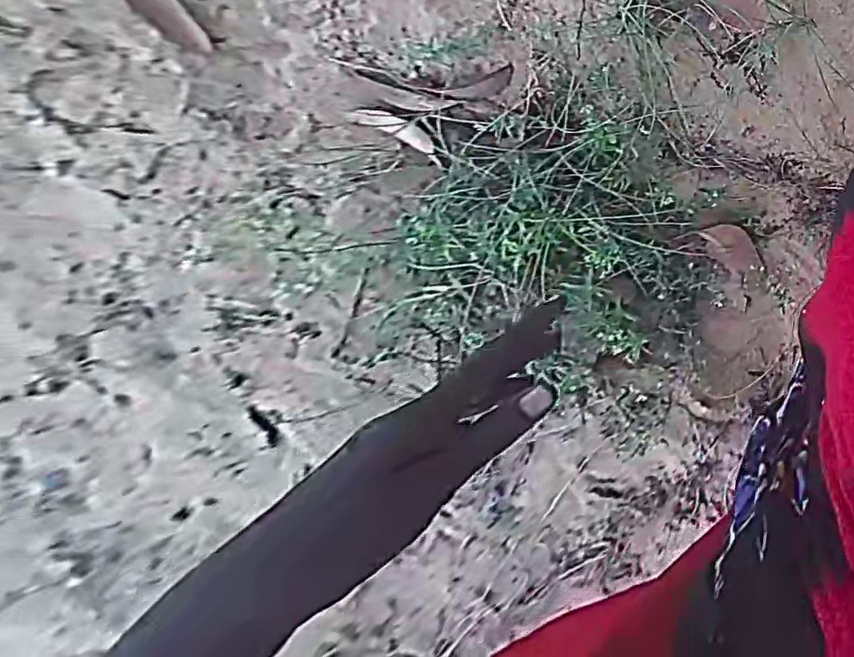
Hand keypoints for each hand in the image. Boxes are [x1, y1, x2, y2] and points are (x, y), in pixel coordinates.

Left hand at [112, 302, 561, 656]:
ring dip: (502, 380)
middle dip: (520, 351)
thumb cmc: (351, 533)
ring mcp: (394, 437)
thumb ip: (490, 435)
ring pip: (461, 397)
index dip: (526, 333)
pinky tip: (489, 417)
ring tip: (540, 369)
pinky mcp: (385, 458)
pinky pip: (446, 418)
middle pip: (475, 373)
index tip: (556, 305)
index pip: (487, 362)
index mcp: (423, 416)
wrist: (257, 583)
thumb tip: (546, 390)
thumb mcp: (433, 484)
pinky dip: (477, 408)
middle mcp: (409, 416)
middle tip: (560, 331)